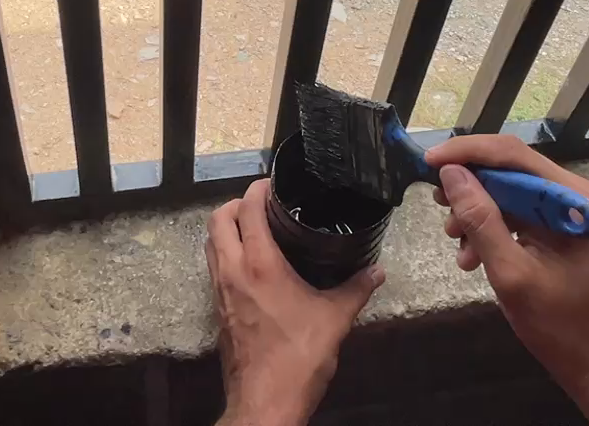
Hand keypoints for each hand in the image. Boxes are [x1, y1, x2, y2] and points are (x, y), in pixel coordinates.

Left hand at [206, 178, 384, 425]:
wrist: (265, 404)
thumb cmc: (299, 357)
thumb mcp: (334, 320)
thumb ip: (356, 289)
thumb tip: (377, 270)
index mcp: (259, 263)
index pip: (247, 208)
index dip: (257, 190)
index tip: (274, 185)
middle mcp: (232, 269)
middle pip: (218, 218)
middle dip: (235, 203)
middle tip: (261, 205)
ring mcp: (219, 289)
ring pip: (211, 241)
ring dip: (226, 227)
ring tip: (253, 228)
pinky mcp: (216, 307)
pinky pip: (213, 265)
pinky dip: (224, 251)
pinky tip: (248, 262)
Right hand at [426, 135, 588, 425]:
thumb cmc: (562, 325)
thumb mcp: (512, 274)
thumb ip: (480, 219)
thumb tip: (450, 172)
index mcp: (575, 197)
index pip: (512, 154)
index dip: (466, 152)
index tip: (428, 162)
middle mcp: (574, 192)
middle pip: (507, 169)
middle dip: (468, 187)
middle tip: (437, 204)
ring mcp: (567, 208)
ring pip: (506, 189)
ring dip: (475, 210)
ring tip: (454, 239)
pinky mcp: (558, 224)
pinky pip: (514, 209)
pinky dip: (489, 226)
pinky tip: (471, 254)